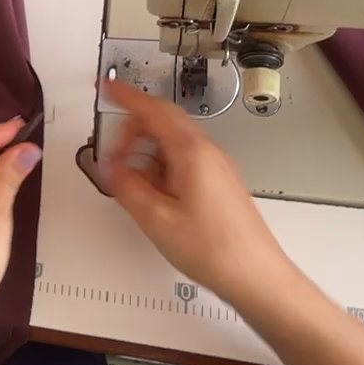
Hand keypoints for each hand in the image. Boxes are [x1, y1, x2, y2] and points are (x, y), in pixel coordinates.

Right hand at [99, 80, 293, 303]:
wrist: (257, 278)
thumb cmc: (214, 249)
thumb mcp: (155, 218)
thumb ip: (126, 186)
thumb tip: (109, 166)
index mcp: (192, 153)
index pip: (154, 110)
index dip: (126, 96)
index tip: (106, 86)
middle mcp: (208, 153)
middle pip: (164, 122)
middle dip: (133, 130)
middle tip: (113, 151)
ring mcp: (216, 168)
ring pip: (173, 144)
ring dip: (146, 152)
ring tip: (131, 182)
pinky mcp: (219, 184)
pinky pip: (183, 162)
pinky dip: (161, 167)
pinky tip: (153, 195)